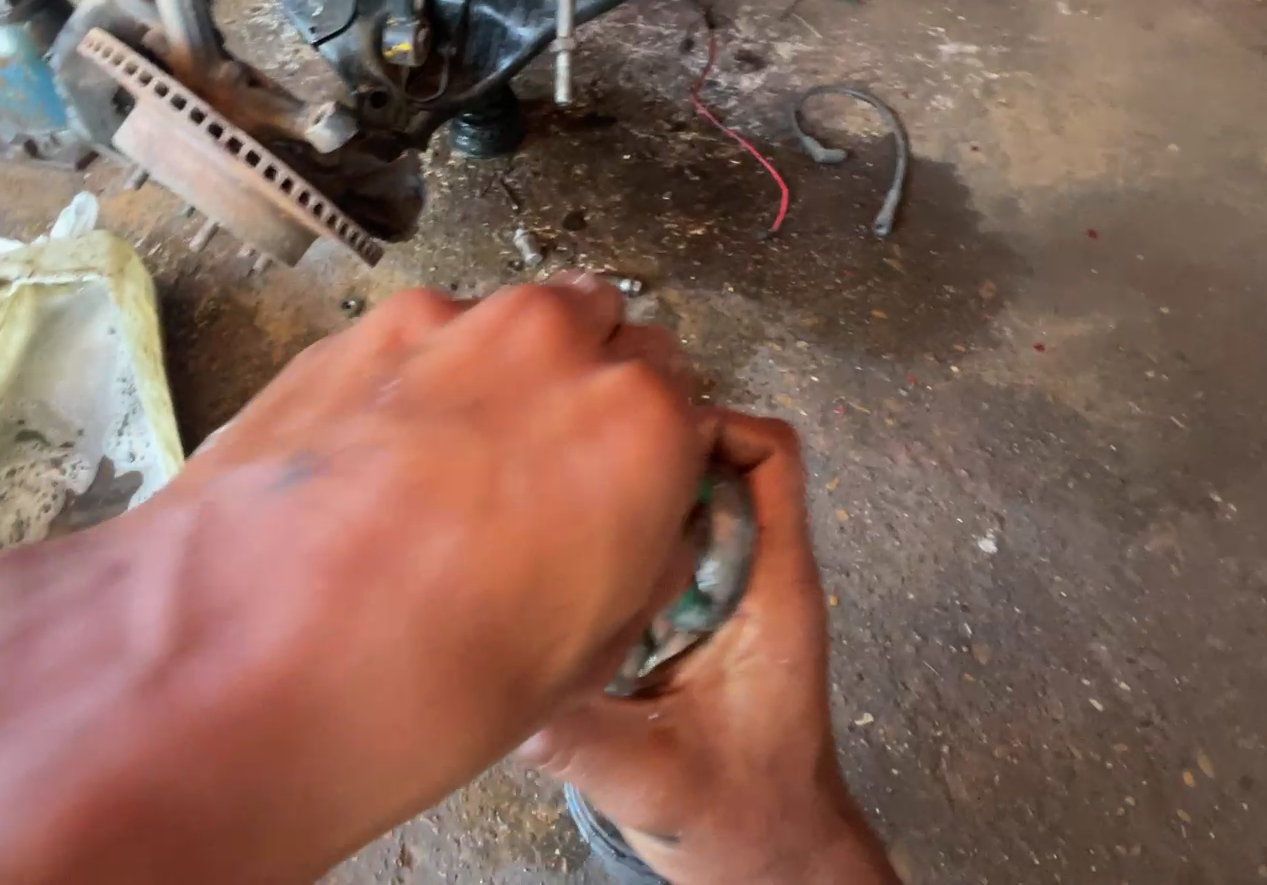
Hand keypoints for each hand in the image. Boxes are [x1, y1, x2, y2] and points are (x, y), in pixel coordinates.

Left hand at [103, 272, 709, 873]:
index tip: (617, 462)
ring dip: (508, 362)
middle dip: (589, 373)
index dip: (649, 430)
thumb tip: (640, 517)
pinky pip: (427, 333)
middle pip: (601, 324)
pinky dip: (425, 369)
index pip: (676, 387)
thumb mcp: (589, 646)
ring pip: (514, 318)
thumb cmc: (438, 678)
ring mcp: (449, 321)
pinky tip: (377, 441)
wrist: (251, 650)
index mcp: (636, 421)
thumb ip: (638, 549)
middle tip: (542, 445)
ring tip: (451, 444)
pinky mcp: (362, 326)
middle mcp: (552, 344)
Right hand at [520, 412, 897, 884]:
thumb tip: (496, 683)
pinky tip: (565, 547)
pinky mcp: (687, 599)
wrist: (765, 853)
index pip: (768, 457)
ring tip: (561, 489)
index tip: (635, 435)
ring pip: (679, 489)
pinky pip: (655, 530)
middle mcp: (748, 567)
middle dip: (648, 442)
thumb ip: (578, 735)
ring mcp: (718, 581)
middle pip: (714, 455)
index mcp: (771, 587)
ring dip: (626, 483)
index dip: (712, 424)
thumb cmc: (739, 817)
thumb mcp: (652, 778)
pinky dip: (616, 523)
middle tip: (574, 452)